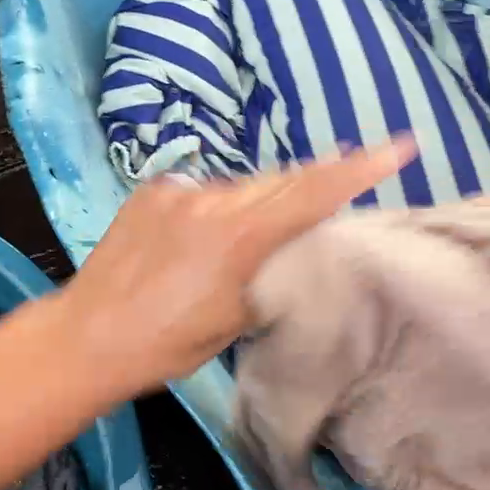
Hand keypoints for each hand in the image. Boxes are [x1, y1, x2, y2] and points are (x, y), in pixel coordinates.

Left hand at [56, 141, 416, 398]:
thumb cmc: (167, 343)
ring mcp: (178, 190)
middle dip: (311, 182)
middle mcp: (212, 200)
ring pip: (240, 186)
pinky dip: (219, 207)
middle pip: (278, 182)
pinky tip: (205, 237)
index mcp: (239, 236)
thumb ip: (271, 275)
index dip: (359, 169)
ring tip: (258, 232)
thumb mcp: (235, 320)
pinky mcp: (152, 190)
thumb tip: (294, 253)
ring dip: (259, 200)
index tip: (400, 145)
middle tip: (341, 181)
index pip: (312, 193)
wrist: (89, 334)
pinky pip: (203, 191)